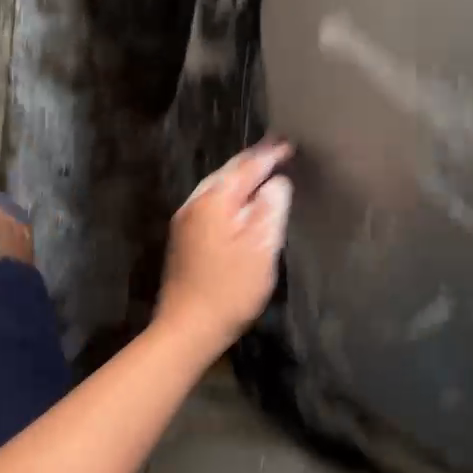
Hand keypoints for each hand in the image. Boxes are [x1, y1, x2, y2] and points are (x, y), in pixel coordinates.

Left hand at [157, 139, 295, 354]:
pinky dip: (228, 196)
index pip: (246, 168)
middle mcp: (195, 203)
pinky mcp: (183, 238)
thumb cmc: (230, 290)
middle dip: (252, 162)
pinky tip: (239, 203)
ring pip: (216, 188)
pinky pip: (210, 203)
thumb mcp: (260, 248)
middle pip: (227, 174)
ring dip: (239, 178)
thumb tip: (276, 182)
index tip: (289, 145)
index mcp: (214, 201)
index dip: (269, 156)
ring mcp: (185, 221)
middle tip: (276, 151)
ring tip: (262, 171)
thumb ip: (270, 209)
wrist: (187, 327)